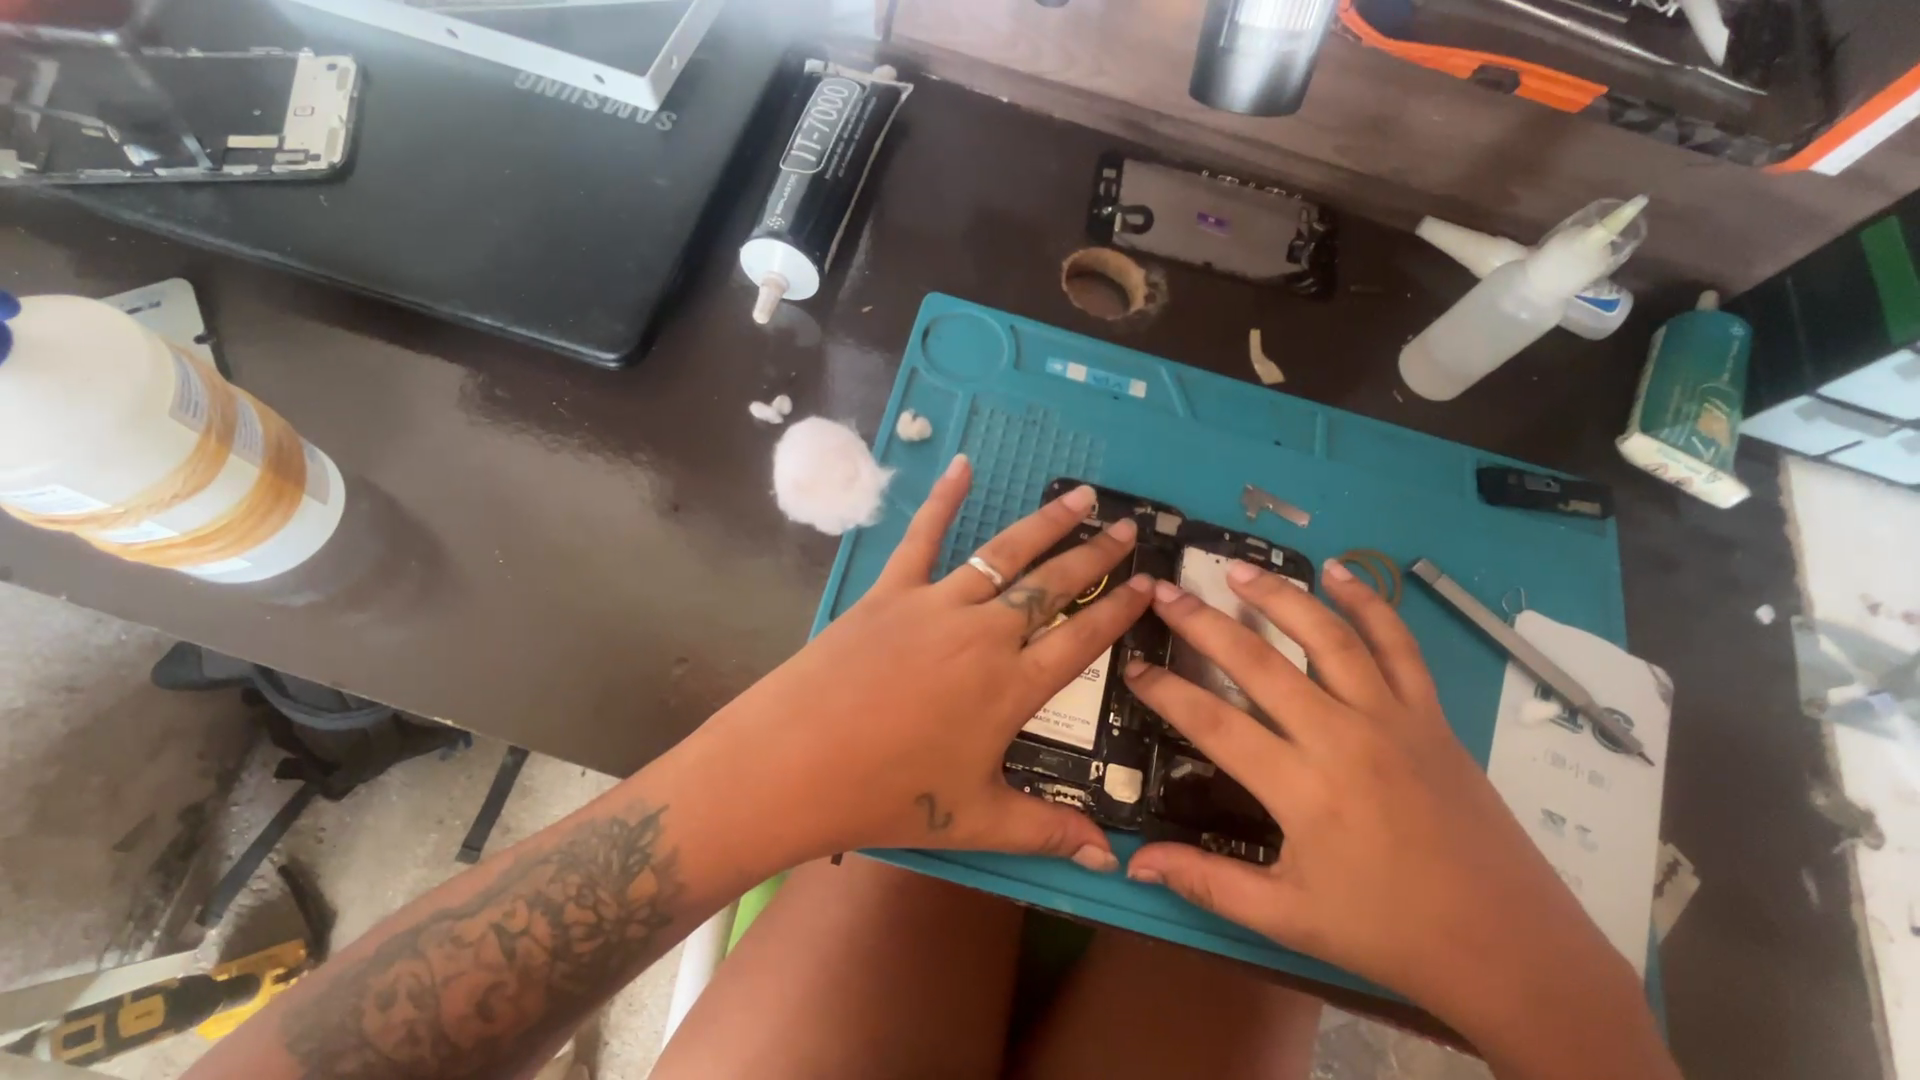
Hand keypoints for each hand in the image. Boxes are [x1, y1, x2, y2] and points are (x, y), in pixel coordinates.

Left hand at [690, 454, 1150, 871]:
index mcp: (1013, 687)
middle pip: (1054, 585)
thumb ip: (1047, 832)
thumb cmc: (887, 796)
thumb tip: (1111, 858)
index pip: (1084, 640)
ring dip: (1047, 523)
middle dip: (1096, 556)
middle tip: (1127, 529)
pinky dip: (944, 498)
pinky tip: (962, 465)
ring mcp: (937, 604)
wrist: (793, 764)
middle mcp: (985, 635)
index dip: (1121, 611)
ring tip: (1080, 496)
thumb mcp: (976, 820)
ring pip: (1005, 553)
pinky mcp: (889, 591)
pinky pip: (922, 535)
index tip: (1149, 585)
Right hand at [1122, 561, 1668, 1071]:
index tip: (1133, 666)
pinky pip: (1399, 646)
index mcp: (1301, 788)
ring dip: (1280, 596)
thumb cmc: (1387, 931)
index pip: (1212, 721)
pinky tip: (1340, 572)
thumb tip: (1134, 862)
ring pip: (1328, 638)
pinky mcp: (1431, 716)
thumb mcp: (1286, 917)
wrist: (1507, 945)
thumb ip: (1207, 881)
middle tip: (1165, 591)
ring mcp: (1392, 718)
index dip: (1165, 691)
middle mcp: (1342, 736)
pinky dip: (1370, 603)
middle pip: (1260, 662)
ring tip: (1238, 569)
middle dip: (1203, 623)